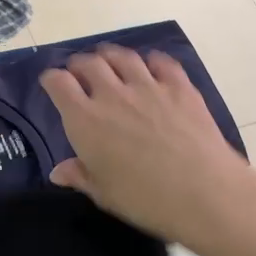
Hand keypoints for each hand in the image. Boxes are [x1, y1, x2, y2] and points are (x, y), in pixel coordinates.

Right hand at [40, 46, 254, 244]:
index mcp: (85, 121)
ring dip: (111, 55)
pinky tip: (151, 65)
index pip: (58, 84)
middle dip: (79, 64)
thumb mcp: (104, 194)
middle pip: (89, 63)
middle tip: (80, 72)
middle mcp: (112, 95)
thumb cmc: (145, 199)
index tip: (51, 83)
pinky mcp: (180, 87)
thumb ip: (80, 176)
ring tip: (109, 60)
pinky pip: (161, 62)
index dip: (51, 79)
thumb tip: (58, 172)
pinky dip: (151, 60)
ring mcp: (148, 86)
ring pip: (123, 57)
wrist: (203, 191)